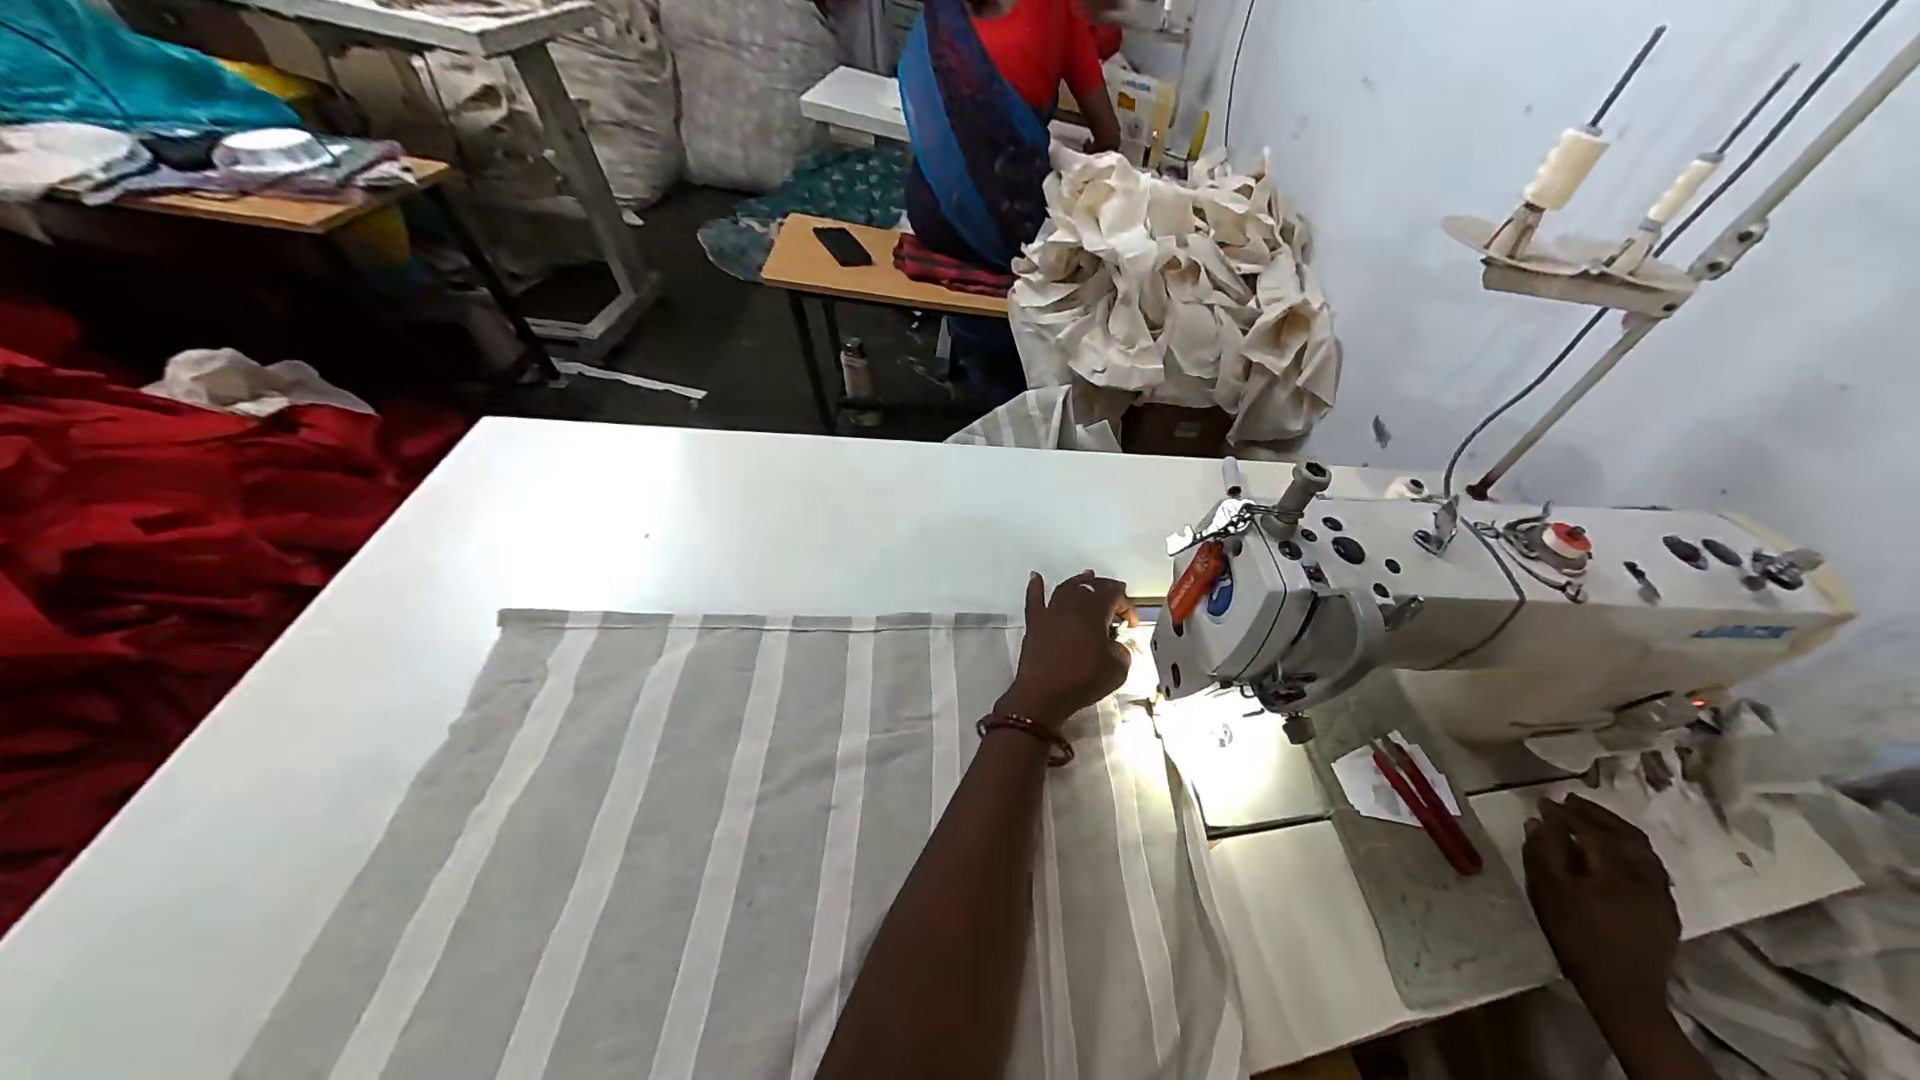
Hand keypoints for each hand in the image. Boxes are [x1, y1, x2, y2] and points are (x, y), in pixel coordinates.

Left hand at [997, 570, 1135, 730]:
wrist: (1043, 694)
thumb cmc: (1082, 680)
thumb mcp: (1117, 669)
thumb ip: (1123, 651)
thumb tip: (1117, 646)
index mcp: (1094, 611)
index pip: (1115, 595)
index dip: (1128, 606)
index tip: (1131, 623)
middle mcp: (1072, 604)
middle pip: (1091, 586)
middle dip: (1106, 589)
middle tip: (1116, 597)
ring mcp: (1050, 611)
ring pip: (1066, 588)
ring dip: (1079, 581)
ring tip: (1087, 576)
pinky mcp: (1034, 623)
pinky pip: (1034, 599)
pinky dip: (1035, 586)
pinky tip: (1035, 576)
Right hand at [1524, 795, 1680, 1029]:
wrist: (1623, 990)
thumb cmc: (1577, 937)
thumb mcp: (1548, 893)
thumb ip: (1543, 853)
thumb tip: (1537, 822)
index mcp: (1618, 871)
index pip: (1592, 830)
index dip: (1566, 813)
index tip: (1543, 801)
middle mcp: (1647, 877)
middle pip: (1626, 835)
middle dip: (1596, 814)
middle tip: (1570, 801)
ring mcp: (1662, 895)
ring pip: (1643, 850)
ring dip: (1616, 829)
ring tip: (1592, 820)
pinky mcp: (1665, 910)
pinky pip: (1650, 867)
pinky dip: (1630, 849)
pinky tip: (1614, 852)